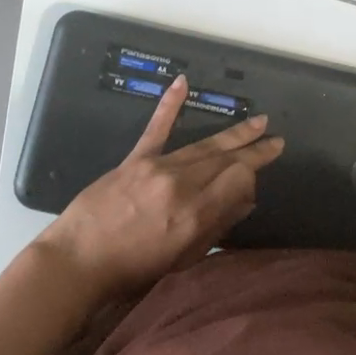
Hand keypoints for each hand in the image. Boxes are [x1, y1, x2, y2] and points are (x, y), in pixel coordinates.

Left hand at [34, 77, 284, 298]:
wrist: (79, 261)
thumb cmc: (132, 271)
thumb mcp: (181, 260)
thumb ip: (214, 229)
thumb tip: (245, 203)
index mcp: (195, 215)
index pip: (237, 181)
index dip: (252, 176)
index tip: (258, 177)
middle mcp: (181, 186)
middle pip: (225, 161)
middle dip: (253, 150)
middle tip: (276, 140)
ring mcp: (157, 168)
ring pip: (203, 146)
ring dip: (233, 134)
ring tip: (257, 122)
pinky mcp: (135, 159)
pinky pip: (157, 128)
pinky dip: (170, 104)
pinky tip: (183, 83)